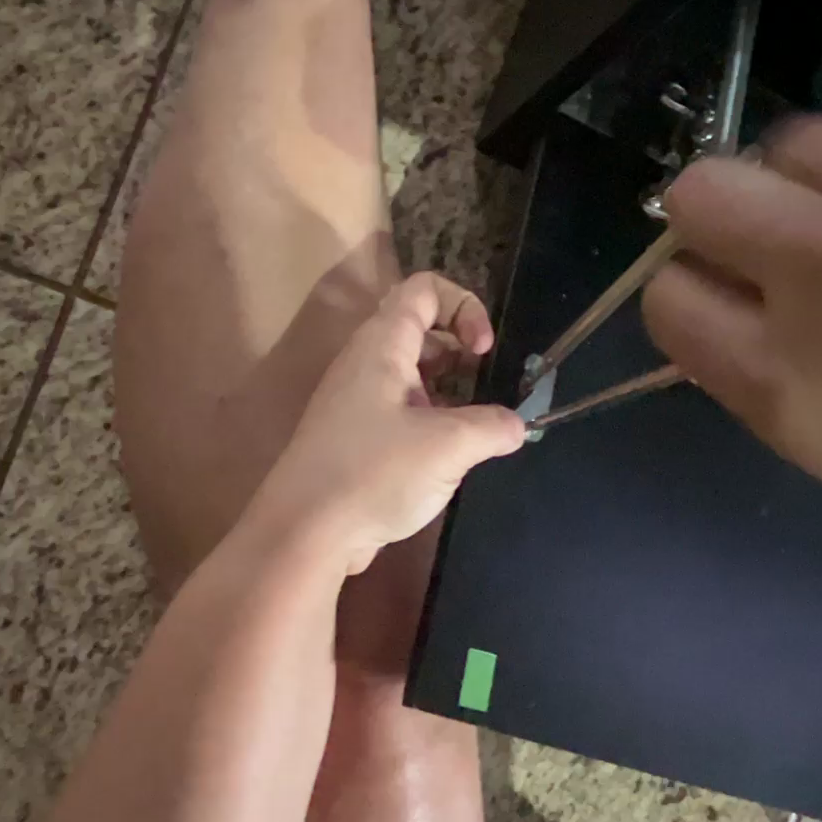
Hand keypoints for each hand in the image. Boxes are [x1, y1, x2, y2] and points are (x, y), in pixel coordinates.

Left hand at [254, 272, 527, 575]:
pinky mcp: (355, 439)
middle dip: (461, 352)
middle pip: (421, 332)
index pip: (424, 290)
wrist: (305, 530)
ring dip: (449, 393)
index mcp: (382, 346)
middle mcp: (366, 364)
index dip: (464, 306)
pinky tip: (448, 458)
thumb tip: (516, 426)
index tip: (483, 351)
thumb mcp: (447, 446)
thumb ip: (491, 428)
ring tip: (475, 428)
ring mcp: (357, 403)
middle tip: (486, 388)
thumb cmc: (373, 473)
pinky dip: (430, 422)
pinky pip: (401, 412)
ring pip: (412, 377)